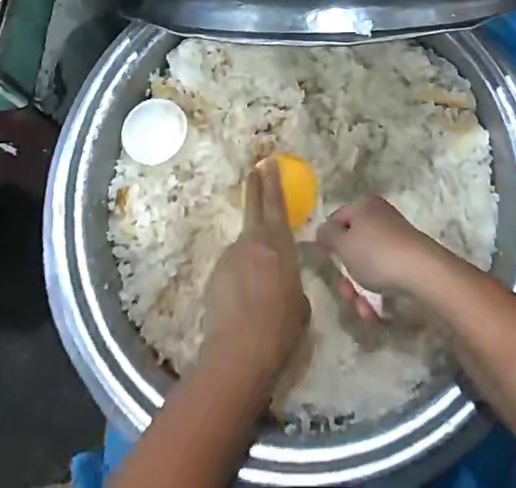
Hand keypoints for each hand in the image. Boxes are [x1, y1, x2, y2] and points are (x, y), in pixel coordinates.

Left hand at [202, 159, 310, 382]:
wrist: (238, 352)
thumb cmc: (280, 329)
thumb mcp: (300, 304)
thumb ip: (291, 280)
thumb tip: (283, 280)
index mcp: (279, 245)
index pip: (276, 205)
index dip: (274, 183)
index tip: (270, 163)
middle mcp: (252, 242)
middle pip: (254, 206)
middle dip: (257, 186)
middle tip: (257, 167)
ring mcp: (230, 256)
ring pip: (244, 245)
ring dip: (252, 254)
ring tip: (261, 285)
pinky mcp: (215, 274)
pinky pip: (233, 267)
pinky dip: (241, 276)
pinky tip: (246, 301)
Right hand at [317, 197, 456, 313]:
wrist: (423, 273)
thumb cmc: (376, 254)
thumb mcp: (342, 244)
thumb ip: (327, 235)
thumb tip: (323, 231)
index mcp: (364, 206)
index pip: (336, 219)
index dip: (327, 239)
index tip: (325, 260)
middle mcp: (380, 217)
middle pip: (353, 246)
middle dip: (346, 275)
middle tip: (346, 293)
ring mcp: (396, 238)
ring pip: (368, 265)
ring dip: (360, 290)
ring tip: (363, 310)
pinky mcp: (408, 259)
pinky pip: (384, 273)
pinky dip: (377, 293)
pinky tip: (375, 312)